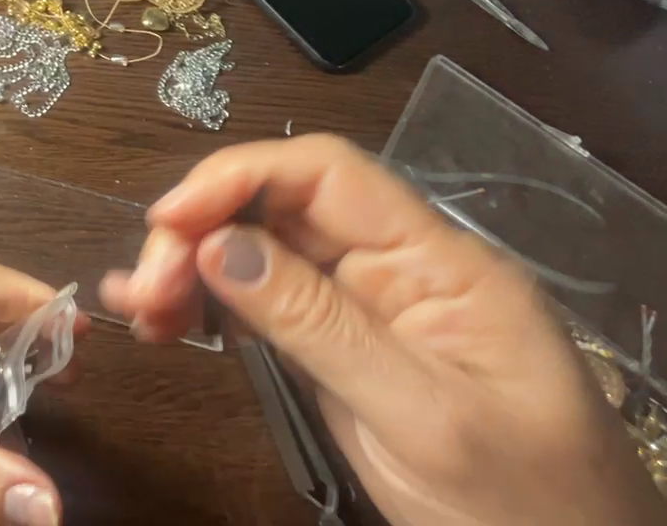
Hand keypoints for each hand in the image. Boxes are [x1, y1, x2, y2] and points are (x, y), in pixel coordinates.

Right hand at [101, 135, 666, 525]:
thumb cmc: (527, 506)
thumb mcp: (425, 419)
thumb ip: (320, 326)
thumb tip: (215, 245)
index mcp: (435, 261)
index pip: (324, 174)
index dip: (237, 178)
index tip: (167, 220)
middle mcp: (388, 264)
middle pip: (271, 209)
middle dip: (196, 235)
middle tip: (143, 290)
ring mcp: (355, 301)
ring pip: (249, 249)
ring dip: (185, 269)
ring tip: (138, 309)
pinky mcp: (329, 338)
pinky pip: (251, 298)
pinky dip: (199, 302)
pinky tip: (160, 320)